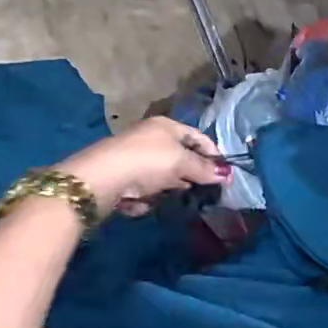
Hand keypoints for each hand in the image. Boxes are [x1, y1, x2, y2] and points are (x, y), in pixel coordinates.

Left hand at [56, 117, 228, 217]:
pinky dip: (143, 198)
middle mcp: (150, 138)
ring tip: (165, 197)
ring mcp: (135, 158)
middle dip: (188, 175)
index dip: (213, 154)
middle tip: (200, 191)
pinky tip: (139, 202)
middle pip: (179, 156)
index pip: (197, 136)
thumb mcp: (180, 162)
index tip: (225, 175)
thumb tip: (226, 174)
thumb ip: (203, 168)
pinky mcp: (122, 178)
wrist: (101, 178)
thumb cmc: (147, 162)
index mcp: (166, 126)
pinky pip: (143, 190)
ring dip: (165, 189)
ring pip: (161, 176)